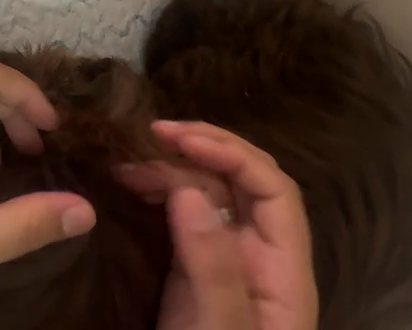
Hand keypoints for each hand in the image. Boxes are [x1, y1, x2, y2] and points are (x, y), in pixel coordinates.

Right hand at [117, 121, 317, 329]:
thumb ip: (213, 269)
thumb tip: (191, 190)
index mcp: (284, 275)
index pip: (273, 191)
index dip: (231, 154)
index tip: (177, 139)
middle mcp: (260, 261)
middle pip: (244, 184)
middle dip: (201, 150)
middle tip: (149, 135)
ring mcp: (227, 267)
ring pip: (210, 196)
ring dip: (172, 168)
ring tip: (127, 163)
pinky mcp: (194, 275)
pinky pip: (184, 216)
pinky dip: (158, 190)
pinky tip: (131, 184)